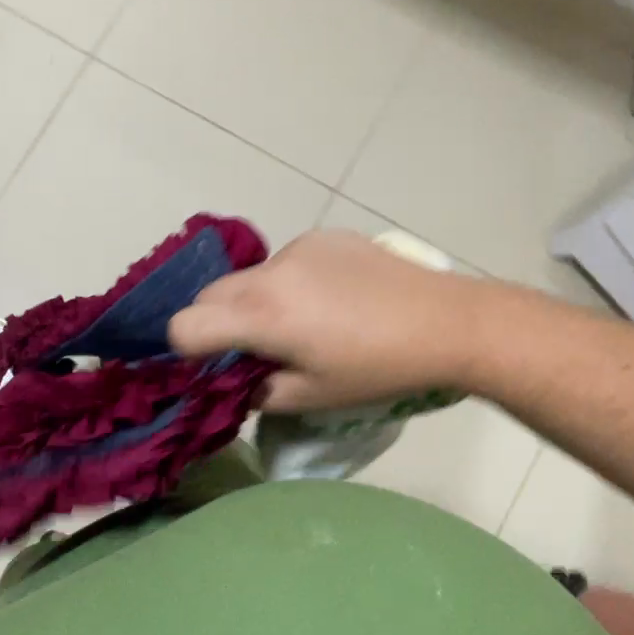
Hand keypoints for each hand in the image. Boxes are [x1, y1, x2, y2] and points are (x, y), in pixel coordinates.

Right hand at [169, 229, 510, 411]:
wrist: (448, 323)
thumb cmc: (377, 370)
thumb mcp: (310, 397)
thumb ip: (256, 390)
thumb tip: (236, 378)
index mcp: (262, 316)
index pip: (184, 325)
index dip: (188, 350)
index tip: (215, 363)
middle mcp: (268, 273)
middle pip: (207, 295)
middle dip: (215, 323)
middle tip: (253, 348)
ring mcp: (296, 249)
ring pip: (246, 278)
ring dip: (251, 302)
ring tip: (301, 323)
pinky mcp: (322, 236)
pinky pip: (282, 263)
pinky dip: (287, 284)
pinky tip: (330, 299)